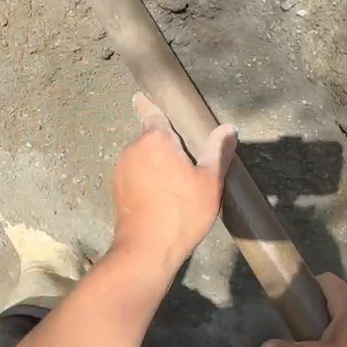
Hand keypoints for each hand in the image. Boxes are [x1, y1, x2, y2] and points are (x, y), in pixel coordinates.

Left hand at [109, 94, 236, 272]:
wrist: (147, 250)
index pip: (152, 112)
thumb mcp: (210, 182)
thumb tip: (229, 128)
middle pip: (152, 137)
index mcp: (156, 139)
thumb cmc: (182, 213)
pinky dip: (148, 180)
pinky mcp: (118, 189)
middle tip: (188, 160)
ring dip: (157, 164)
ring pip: (144, 158)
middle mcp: (134, 149)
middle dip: (166, 144)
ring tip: (179, 185)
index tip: (146, 95)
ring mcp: (122, 169)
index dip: (152, 104)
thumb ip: (218, 151)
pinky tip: (164, 198)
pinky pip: (136, 175)